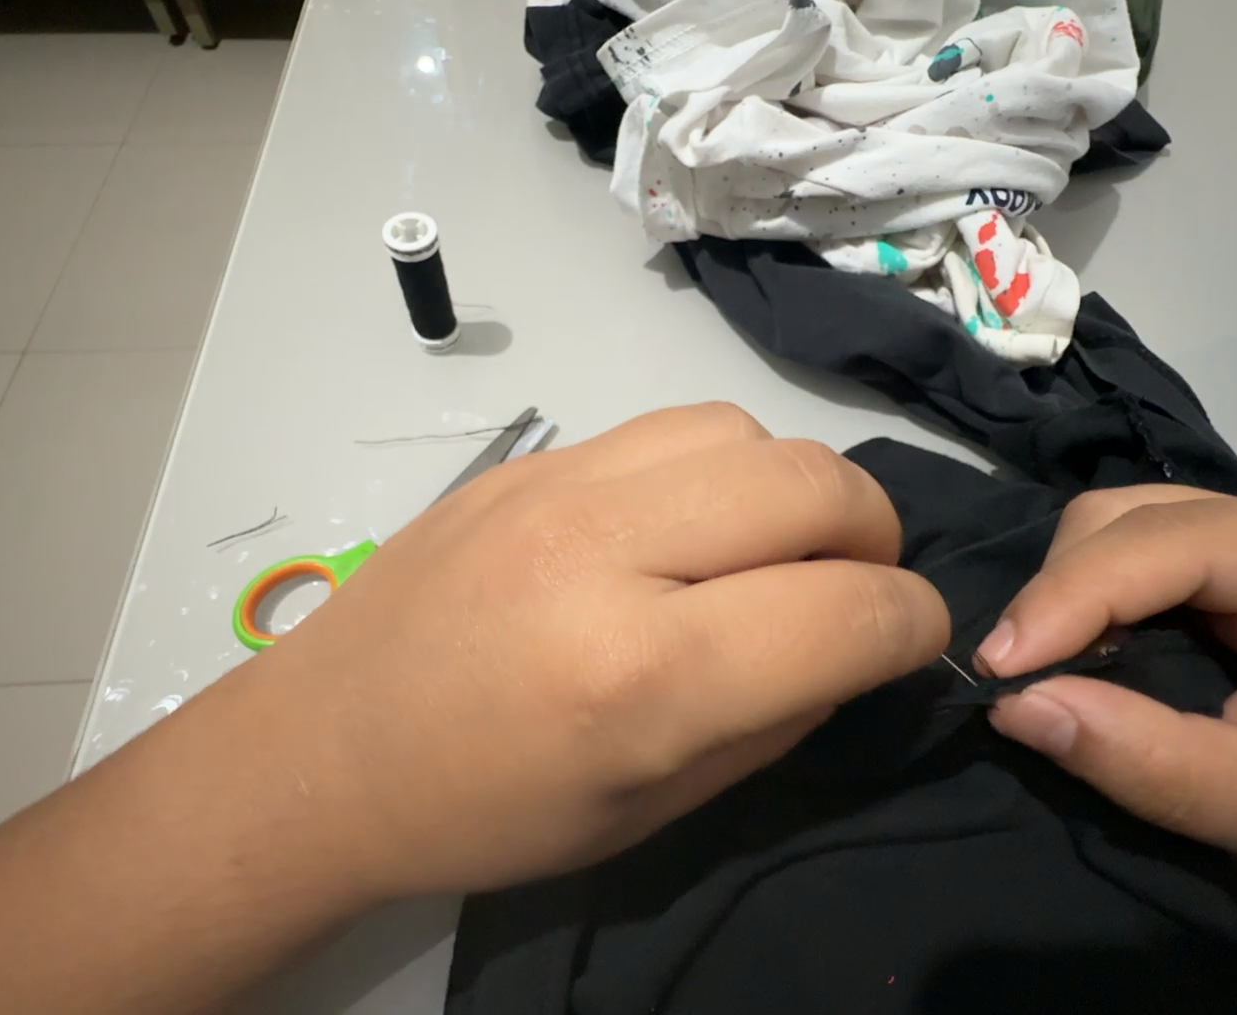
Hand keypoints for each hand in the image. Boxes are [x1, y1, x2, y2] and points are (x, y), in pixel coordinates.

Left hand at [260, 403, 950, 899]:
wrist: (326, 747)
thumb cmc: (487, 809)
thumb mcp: (655, 809)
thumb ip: (779, 716)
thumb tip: (855, 643)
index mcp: (642, 674)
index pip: (850, 611)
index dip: (910, 626)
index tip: (906, 640)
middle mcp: (608, 550)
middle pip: (815, 483)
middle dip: (874, 534)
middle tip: (853, 583)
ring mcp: (561, 483)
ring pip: (746, 431)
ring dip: (794, 487)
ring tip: (773, 544)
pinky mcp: (531, 458)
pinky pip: (671, 426)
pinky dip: (719, 466)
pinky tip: (692, 518)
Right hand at [981, 487, 1236, 1004]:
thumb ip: (1154, 764)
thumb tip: (1014, 706)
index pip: (1180, 543)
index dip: (1075, 593)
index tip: (1000, 667)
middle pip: (1132, 518)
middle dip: (1060, 591)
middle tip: (1015, 674)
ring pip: (1114, 531)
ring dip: (1061, 596)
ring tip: (1041, 666)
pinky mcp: (1227, 588)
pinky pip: (1122, 567)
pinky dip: (1077, 608)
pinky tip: (1073, 654)